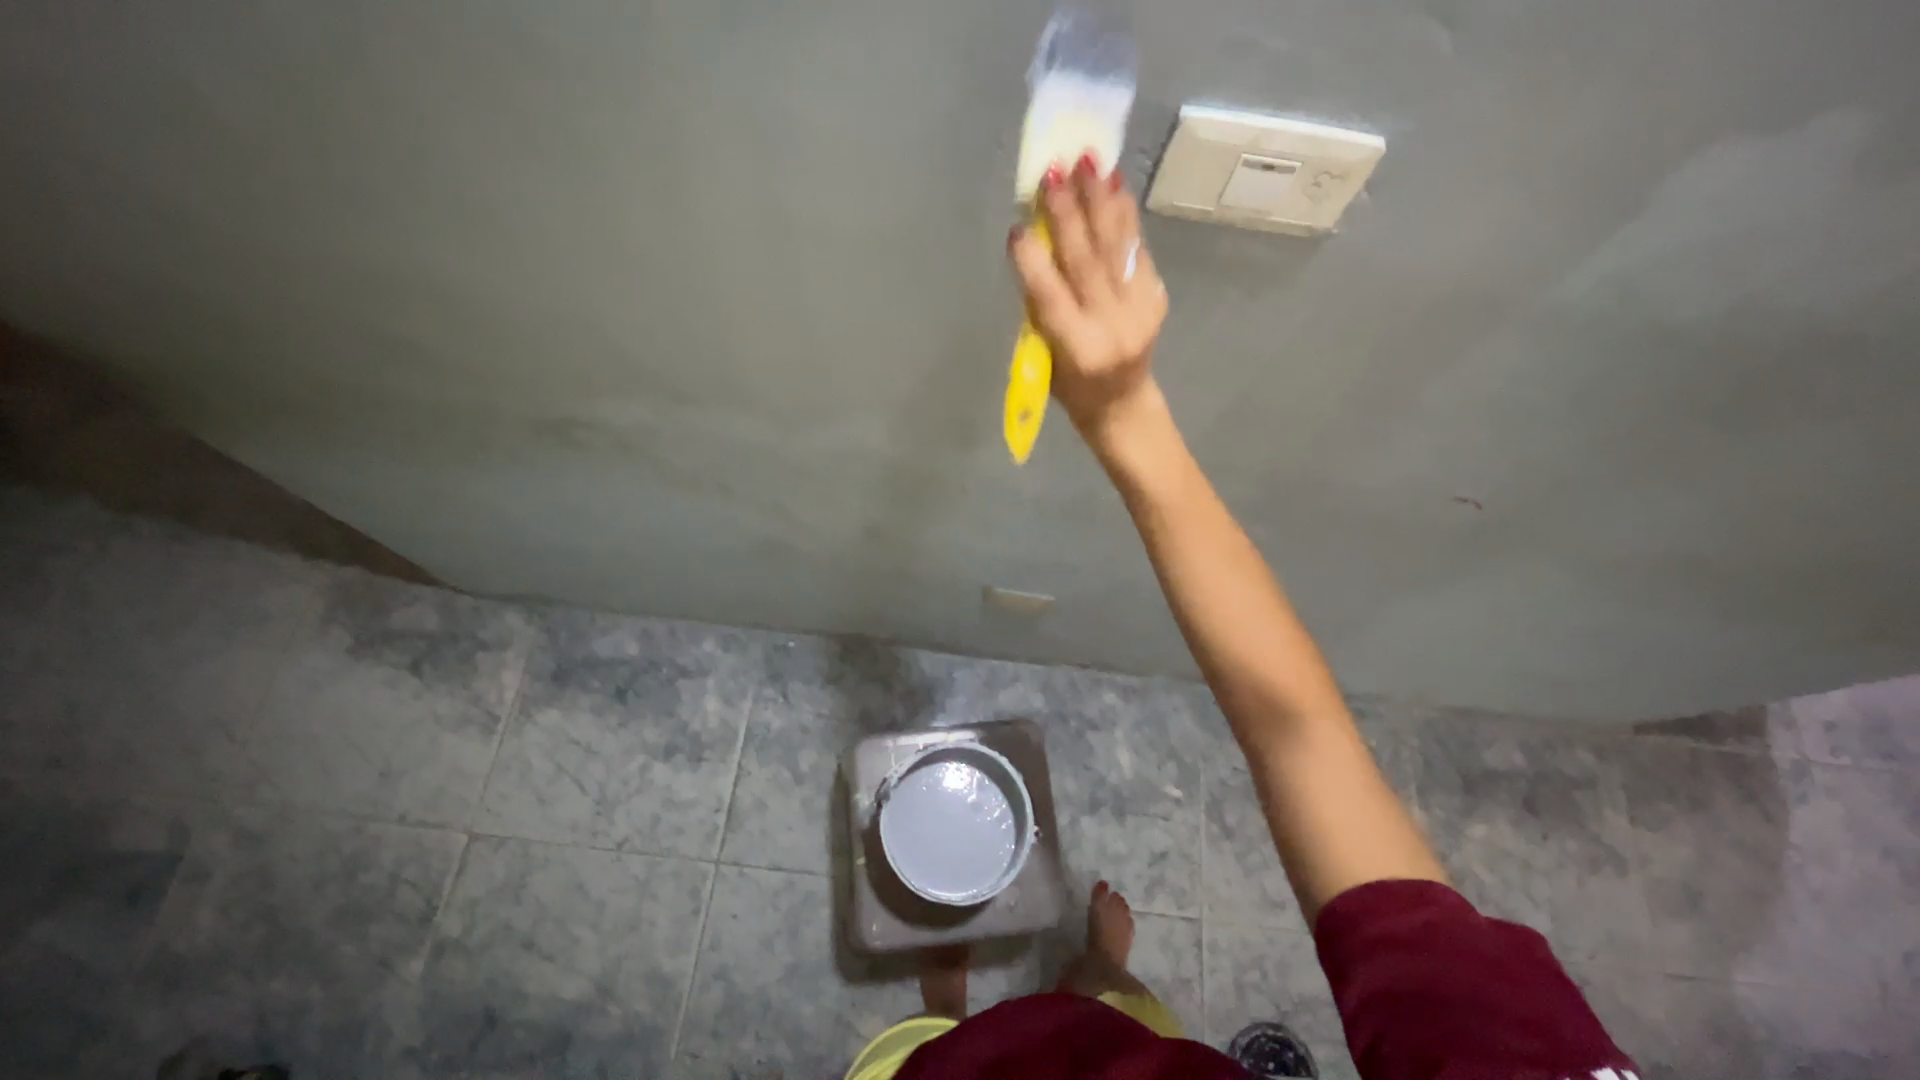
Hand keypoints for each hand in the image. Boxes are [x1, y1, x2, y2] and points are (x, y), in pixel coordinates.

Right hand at [1008, 154, 1167, 439]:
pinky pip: (1136, 251)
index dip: (1034, 263)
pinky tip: (1115, 185)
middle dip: (1068, 214)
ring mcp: (1140, 311)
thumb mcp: (1045, 356)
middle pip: (1087, 262)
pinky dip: (1125, 217)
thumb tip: (1037, 242)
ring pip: (1116, 249)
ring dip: (1100, 201)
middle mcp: (1113, 327)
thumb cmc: (1070, 387)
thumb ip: (1041, 305)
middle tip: (1054, 171)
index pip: (1052, 298)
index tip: (1017, 226)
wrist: (1124, 405)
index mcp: (1078, 350)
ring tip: (1089, 162)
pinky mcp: (1156, 298)